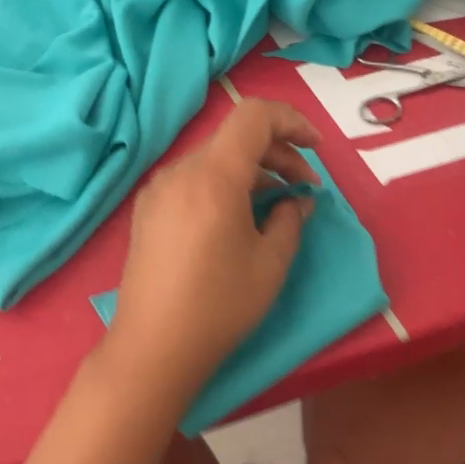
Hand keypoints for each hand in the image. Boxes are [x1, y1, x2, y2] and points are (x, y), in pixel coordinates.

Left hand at [105, 99, 321, 392]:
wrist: (154, 346)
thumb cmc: (220, 305)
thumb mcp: (271, 263)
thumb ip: (290, 220)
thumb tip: (296, 200)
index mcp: (213, 176)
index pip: (255, 117)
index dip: (293, 122)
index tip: (317, 149)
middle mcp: (180, 173)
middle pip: (234, 138)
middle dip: (277, 153)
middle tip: (304, 188)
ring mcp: (157, 192)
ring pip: (212, 160)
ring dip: (250, 171)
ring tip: (275, 206)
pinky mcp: (147, 213)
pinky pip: (192, 182)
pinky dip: (223, 186)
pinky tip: (237, 220)